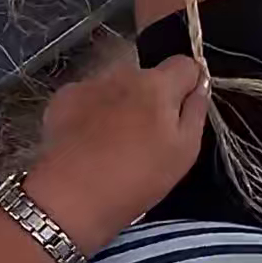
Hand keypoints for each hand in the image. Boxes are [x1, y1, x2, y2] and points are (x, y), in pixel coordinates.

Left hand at [23, 50, 208, 253]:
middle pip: (147, 77)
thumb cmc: (136, 180)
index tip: (183, 112)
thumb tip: (199, 86)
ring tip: (113, 144)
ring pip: (116, 87)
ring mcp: (89, 84)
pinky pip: (88, 98)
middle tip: (146, 139)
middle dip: (151, 99)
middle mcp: (123, 74)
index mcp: (158, 84)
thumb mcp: (183, 154)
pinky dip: (91, 113)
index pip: (185, 64)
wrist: (71, 198)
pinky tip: (87, 141)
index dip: (189, 85)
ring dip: (120, 105)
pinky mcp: (62, 99)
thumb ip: (195, 113)